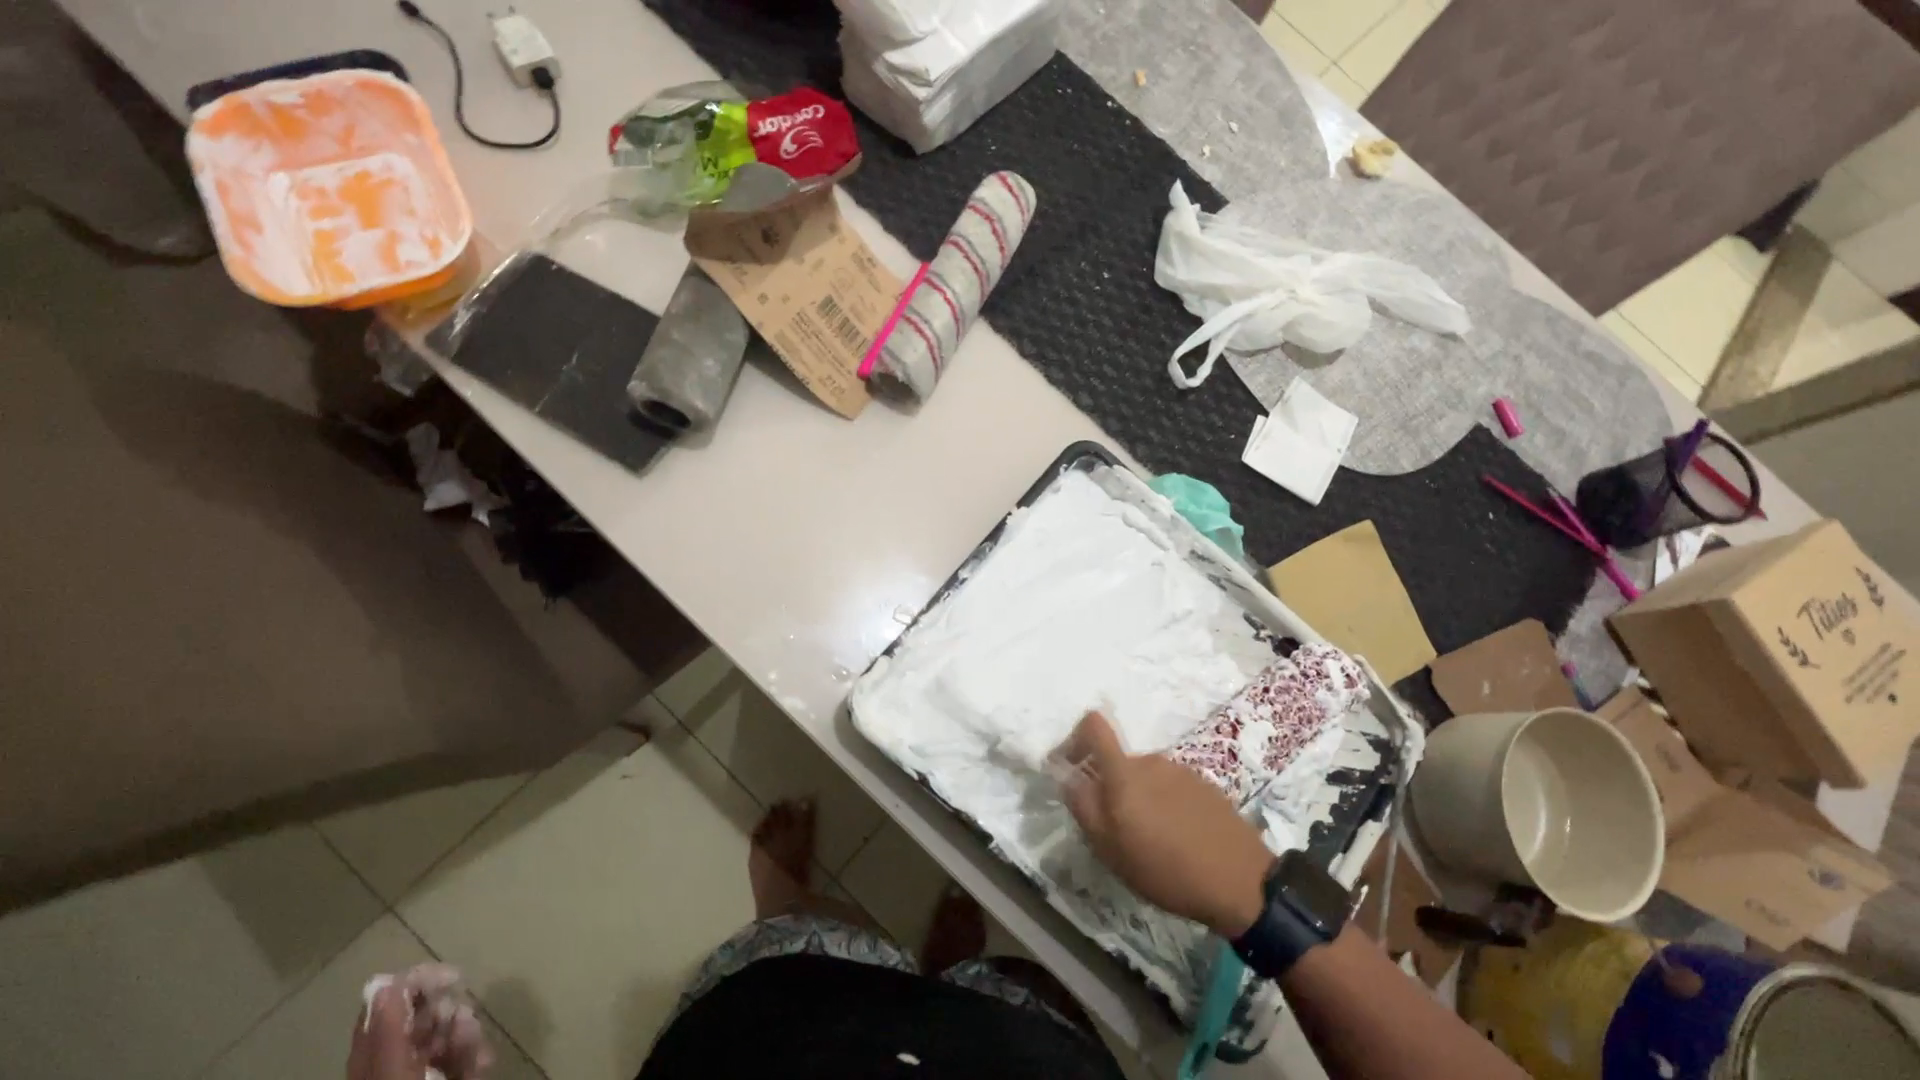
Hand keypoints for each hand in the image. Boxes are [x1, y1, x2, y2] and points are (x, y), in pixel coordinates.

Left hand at [348, 975, 491, 1079]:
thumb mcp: (391, 1071)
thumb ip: (388, 1030)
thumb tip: (386, 983)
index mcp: (372, 1052)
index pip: (386, 1001)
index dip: (415, 982)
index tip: (449, 976)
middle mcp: (395, 1058)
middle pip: (421, 1015)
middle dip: (446, 1010)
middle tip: (458, 1018)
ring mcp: (422, 1072)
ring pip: (447, 1034)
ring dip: (465, 1032)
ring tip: (471, 1045)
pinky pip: (464, 1058)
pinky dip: (475, 1055)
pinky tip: (481, 1064)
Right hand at [1060, 712, 1273, 936]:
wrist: (1240, 883)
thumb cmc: (1164, 869)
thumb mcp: (1109, 848)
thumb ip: (1083, 806)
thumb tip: (1067, 775)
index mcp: (1125, 772)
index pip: (1094, 726)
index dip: (1075, 738)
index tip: (1071, 768)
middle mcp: (1153, 762)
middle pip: (1119, 763)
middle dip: (1110, 788)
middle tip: (1115, 832)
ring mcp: (1183, 772)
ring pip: (1146, 778)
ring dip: (1140, 800)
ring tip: (1149, 842)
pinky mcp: (1206, 788)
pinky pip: (1171, 789)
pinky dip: (1165, 807)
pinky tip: (1177, 841)